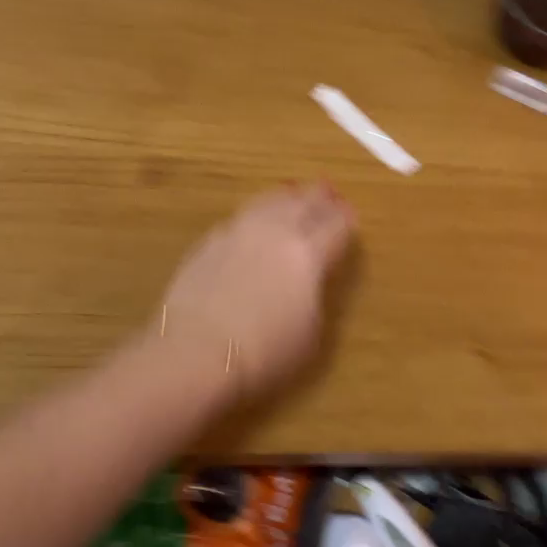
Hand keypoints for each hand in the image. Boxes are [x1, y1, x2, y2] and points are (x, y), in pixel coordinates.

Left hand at [157, 182, 355, 400]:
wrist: (196, 350)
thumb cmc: (263, 353)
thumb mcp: (310, 335)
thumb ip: (314, 298)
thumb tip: (308, 283)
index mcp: (308, 254)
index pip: (335, 226)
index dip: (346, 220)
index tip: (350, 216)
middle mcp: (274, 232)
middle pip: (303, 204)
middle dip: (318, 199)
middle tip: (326, 194)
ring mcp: (237, 233)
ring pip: (268, 202)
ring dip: (285, 199)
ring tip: (291, 197)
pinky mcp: (207, 243)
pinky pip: (239, 219)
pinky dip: (254, 216)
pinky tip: (253, 223)